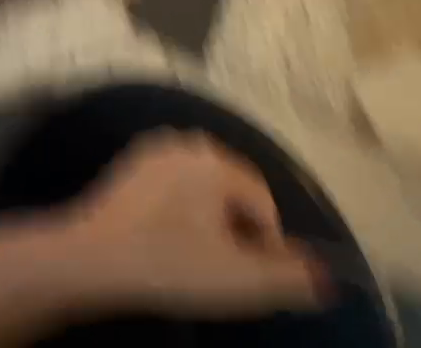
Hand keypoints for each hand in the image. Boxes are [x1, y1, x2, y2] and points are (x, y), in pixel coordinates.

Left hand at [53, 131, 330, 317]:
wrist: (92, 256)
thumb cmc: (169, 262)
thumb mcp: (240, 279)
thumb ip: (291, 276)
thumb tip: (328, 275)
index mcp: (215, 160)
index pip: (263, 201)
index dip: (267, 243)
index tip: (250, 276)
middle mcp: (186, 142)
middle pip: (232, 190)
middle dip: (238, 229)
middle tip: (225, 269)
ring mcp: (153, 150)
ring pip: (201, 189)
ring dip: (209, 220)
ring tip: (197, 258)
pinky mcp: (129, 165)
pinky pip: (173, 187)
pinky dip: (180, 211)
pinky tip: (168, 241)